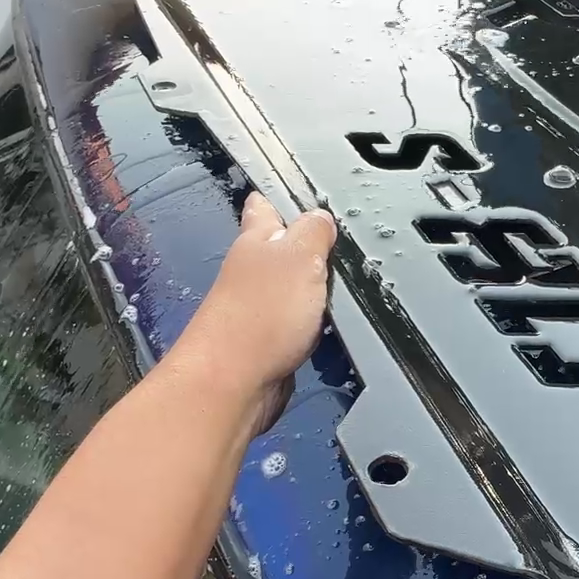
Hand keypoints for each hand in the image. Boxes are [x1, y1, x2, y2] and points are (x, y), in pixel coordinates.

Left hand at [168, 192, 336, 430]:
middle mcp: (252, 271)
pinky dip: (310, 320)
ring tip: (341, 284)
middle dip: (301, 245)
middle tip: (335, 244)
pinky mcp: (268, 342)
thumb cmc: (265, 313)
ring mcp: (258, 308)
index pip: (264, 207)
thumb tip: (321, 216)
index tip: (302, 199)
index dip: (280, 200)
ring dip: (309, 285)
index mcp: (256, 241)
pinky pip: (294, 321)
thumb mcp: (300, 258)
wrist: (237, 379)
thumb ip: (315, 233)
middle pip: (277, 249)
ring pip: (286, 287)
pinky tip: (328, 324)